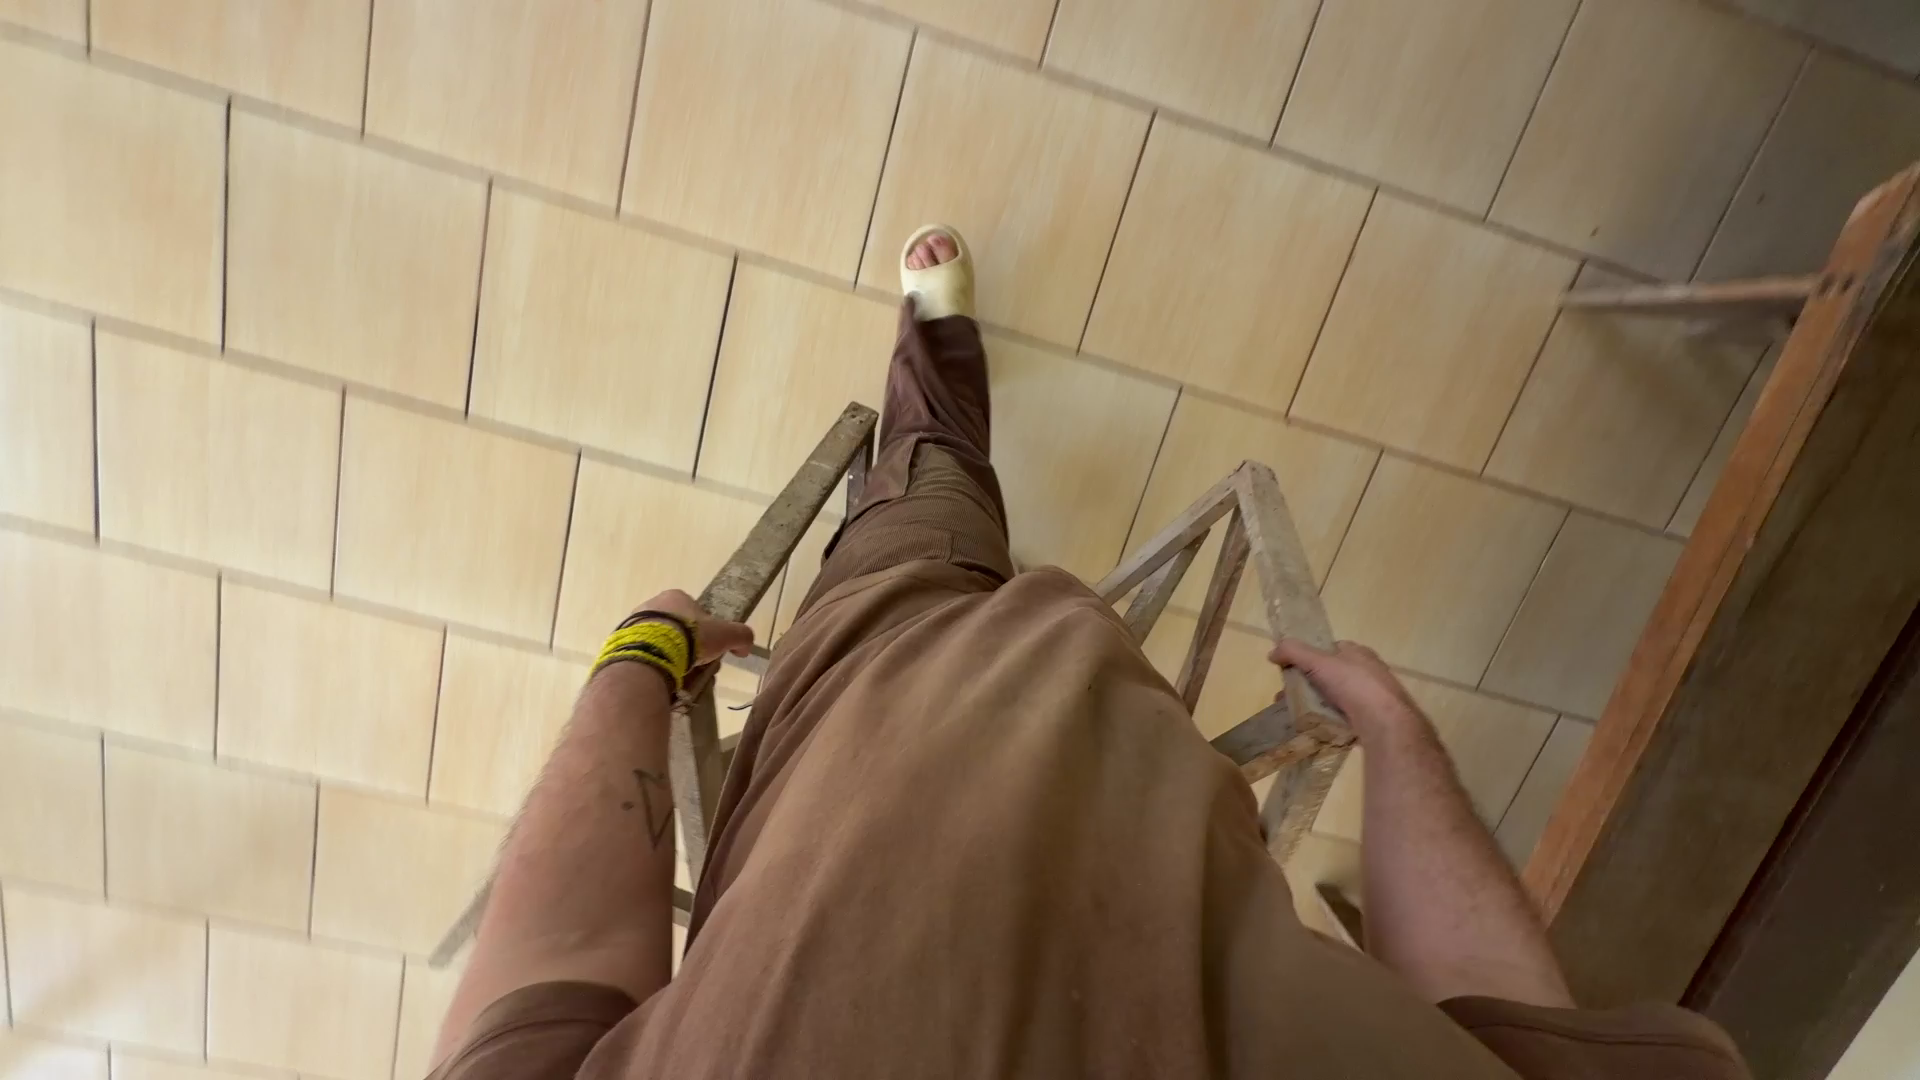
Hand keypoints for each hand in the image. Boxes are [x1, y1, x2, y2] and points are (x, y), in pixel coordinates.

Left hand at [635, 590, 754, 665]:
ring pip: (660, 642)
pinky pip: (643, 654)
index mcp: (676, 596)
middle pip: (678, 629)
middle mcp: (652, 604)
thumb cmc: (690, 637)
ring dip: (671, 657)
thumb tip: (746, 646)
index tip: (709, 650)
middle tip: (696, 667)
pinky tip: (660, 676)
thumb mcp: (726, 635)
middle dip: (689, 648)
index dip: (706, 632)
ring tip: (678, 676)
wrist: (651, 653)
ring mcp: (632, 623)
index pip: (696, 612)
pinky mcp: (620, 642)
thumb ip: (741, 636)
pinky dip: (653, 664)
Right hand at [1269, 638, 1429, 742]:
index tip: (1292, 667)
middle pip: (1330, 673)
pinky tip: (1317, 725)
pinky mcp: (1373, 719)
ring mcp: (1373, 697)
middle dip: (1308, 682)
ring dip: (1316, 702)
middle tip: (1289, 694)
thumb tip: (1272, 652)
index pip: (1331, 648)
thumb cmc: (1354, 684)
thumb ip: (1293, 652)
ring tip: (1297, 712)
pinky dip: (1329, 718)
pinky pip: (1345, 715)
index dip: (1310, 654)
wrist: (1386, 723)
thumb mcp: (1318, 661)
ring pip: (1336, 696)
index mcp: (1359, 653)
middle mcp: (1368, 671)